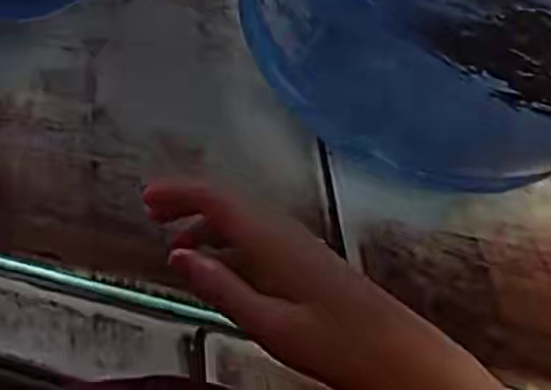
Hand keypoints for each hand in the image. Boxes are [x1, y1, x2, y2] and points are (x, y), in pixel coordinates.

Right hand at [144, 178, 498, 389]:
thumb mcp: (272, 325)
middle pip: (223, 198)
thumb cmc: (338, 343)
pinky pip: (251, 231)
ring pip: (237, 214)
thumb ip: (223, 288)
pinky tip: (218, 263)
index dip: (177, 192)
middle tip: (151, 212)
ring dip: (203, 221)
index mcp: (269, 236)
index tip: (146, 198)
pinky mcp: (302, 254)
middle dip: (185, 200)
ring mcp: (292, 238)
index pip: (214, 197)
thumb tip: (177, 256)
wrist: (405, 358)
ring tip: (175, 244)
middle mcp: (278, 226)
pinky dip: (225, 237)